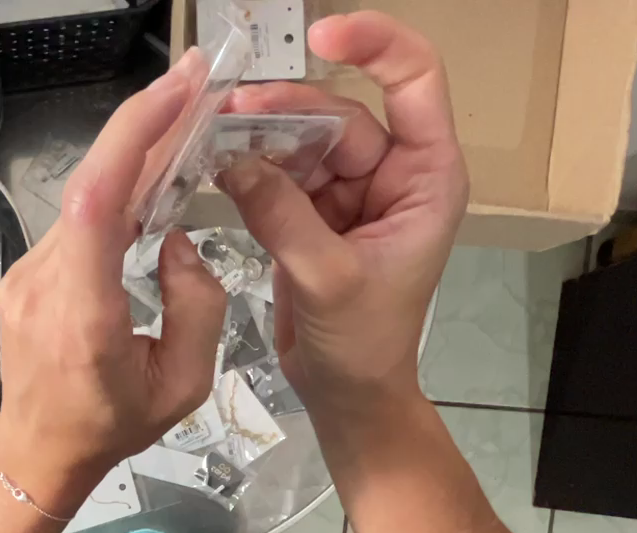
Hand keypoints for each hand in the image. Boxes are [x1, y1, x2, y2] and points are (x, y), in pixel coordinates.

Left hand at [0, 63, 227, 517]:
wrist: (39, 449)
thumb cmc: (112, 426)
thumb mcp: (182, 386)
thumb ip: (197, 309)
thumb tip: (178, 243)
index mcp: (84, 317)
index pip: (95, 202)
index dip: (133, 135)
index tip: (180, 90)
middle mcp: (43, 286)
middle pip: (90, 186)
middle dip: (144, 129)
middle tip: (195, 89)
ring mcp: (24, 277)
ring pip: (81, 200)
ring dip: (131, 162)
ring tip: (180, 133)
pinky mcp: (22, 275)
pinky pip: (72, 223)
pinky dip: (111, 196)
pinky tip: (144, 188)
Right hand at [218, 12, 468, 415]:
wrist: (346, 392)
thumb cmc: (363, 343)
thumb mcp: (328, 278)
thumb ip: (283, 216)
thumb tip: (232, 159)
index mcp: (424, 178)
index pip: (414, 81)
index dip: (374, 44)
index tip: (321, 34)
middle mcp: (389, 177)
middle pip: (338, 116)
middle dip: (285, 112)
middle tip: (226, 112)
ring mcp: (347, 199)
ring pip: (302, 148)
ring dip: (260, 142)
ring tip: (213, 138)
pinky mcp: (312, 223)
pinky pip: (280, 183)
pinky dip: (251, 176)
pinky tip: (219, 170)